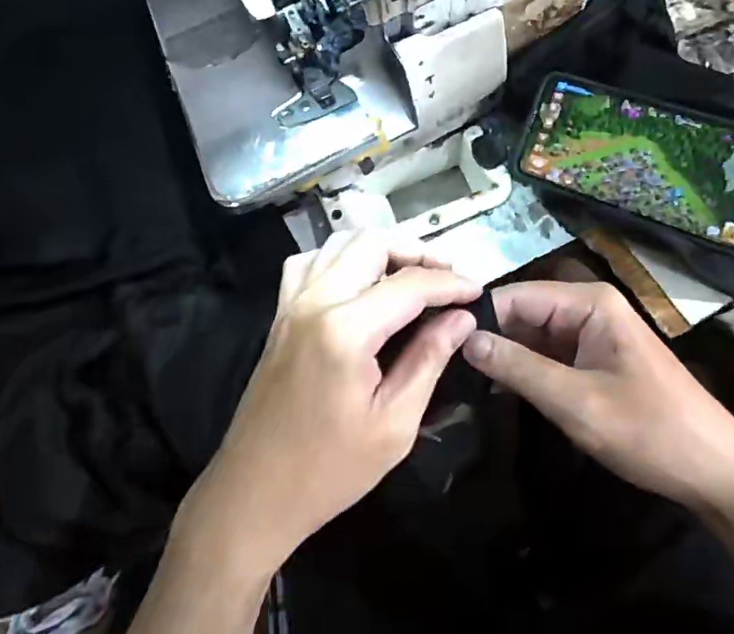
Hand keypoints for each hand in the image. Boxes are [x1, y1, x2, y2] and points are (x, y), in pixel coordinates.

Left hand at [176, 231, 481, 574]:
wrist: (255, 490)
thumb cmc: (329, 469)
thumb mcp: (394, 424)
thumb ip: (428, 360)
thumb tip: (461, 318)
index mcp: (345, 329)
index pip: (408, 284)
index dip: (449, 283)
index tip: (478, 291)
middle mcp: (314, 300)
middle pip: (371, 242)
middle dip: (416, 250)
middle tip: (447, 277)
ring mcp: (292, 302)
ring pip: (339, 242)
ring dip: (380, 247)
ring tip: (412, 273)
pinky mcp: (280, 312)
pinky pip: (310, 261)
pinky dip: (341, 256)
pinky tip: (359, 279)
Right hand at [462, 280, 733, 512]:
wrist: (719, 474)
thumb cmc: (650, 431)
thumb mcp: (576, 402)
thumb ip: (517, 368)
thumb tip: (464, 339)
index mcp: (589, 302)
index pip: (516, 296)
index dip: (478, 315)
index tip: (439, 339)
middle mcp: (589, 308)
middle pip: (524, 313)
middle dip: (490, 336)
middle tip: (445, 362)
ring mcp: (594, 334)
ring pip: (534, 336)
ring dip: (506, 355)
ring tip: (461, 375)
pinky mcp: (596, 360)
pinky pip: (550, 355)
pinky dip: (527, 370)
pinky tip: (498, 388)